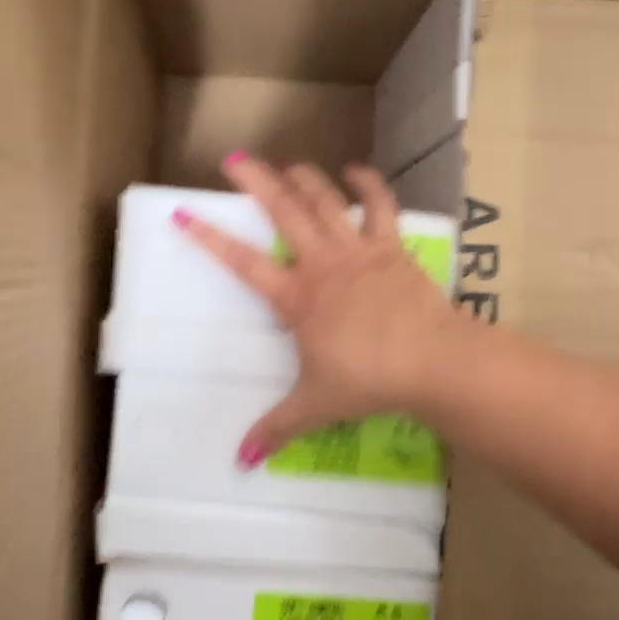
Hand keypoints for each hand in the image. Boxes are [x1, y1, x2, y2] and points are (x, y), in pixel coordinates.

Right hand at [172, 153, 464, 466]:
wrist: (434, 361)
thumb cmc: (369, 380)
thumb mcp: (316, 406)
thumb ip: (277, 428)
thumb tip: (241, 462)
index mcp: (297, 299)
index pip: (244, 263)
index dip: (211, 238)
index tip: (184, 212)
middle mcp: (323, 265)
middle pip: (285, 213)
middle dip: (258, 182)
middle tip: (236, 158)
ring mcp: (360, 252)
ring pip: (327, 204)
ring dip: (307, 180)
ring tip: (290, 164)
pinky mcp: (394, 249)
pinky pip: (381, 208)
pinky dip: (369, 186)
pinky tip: (357, 171)